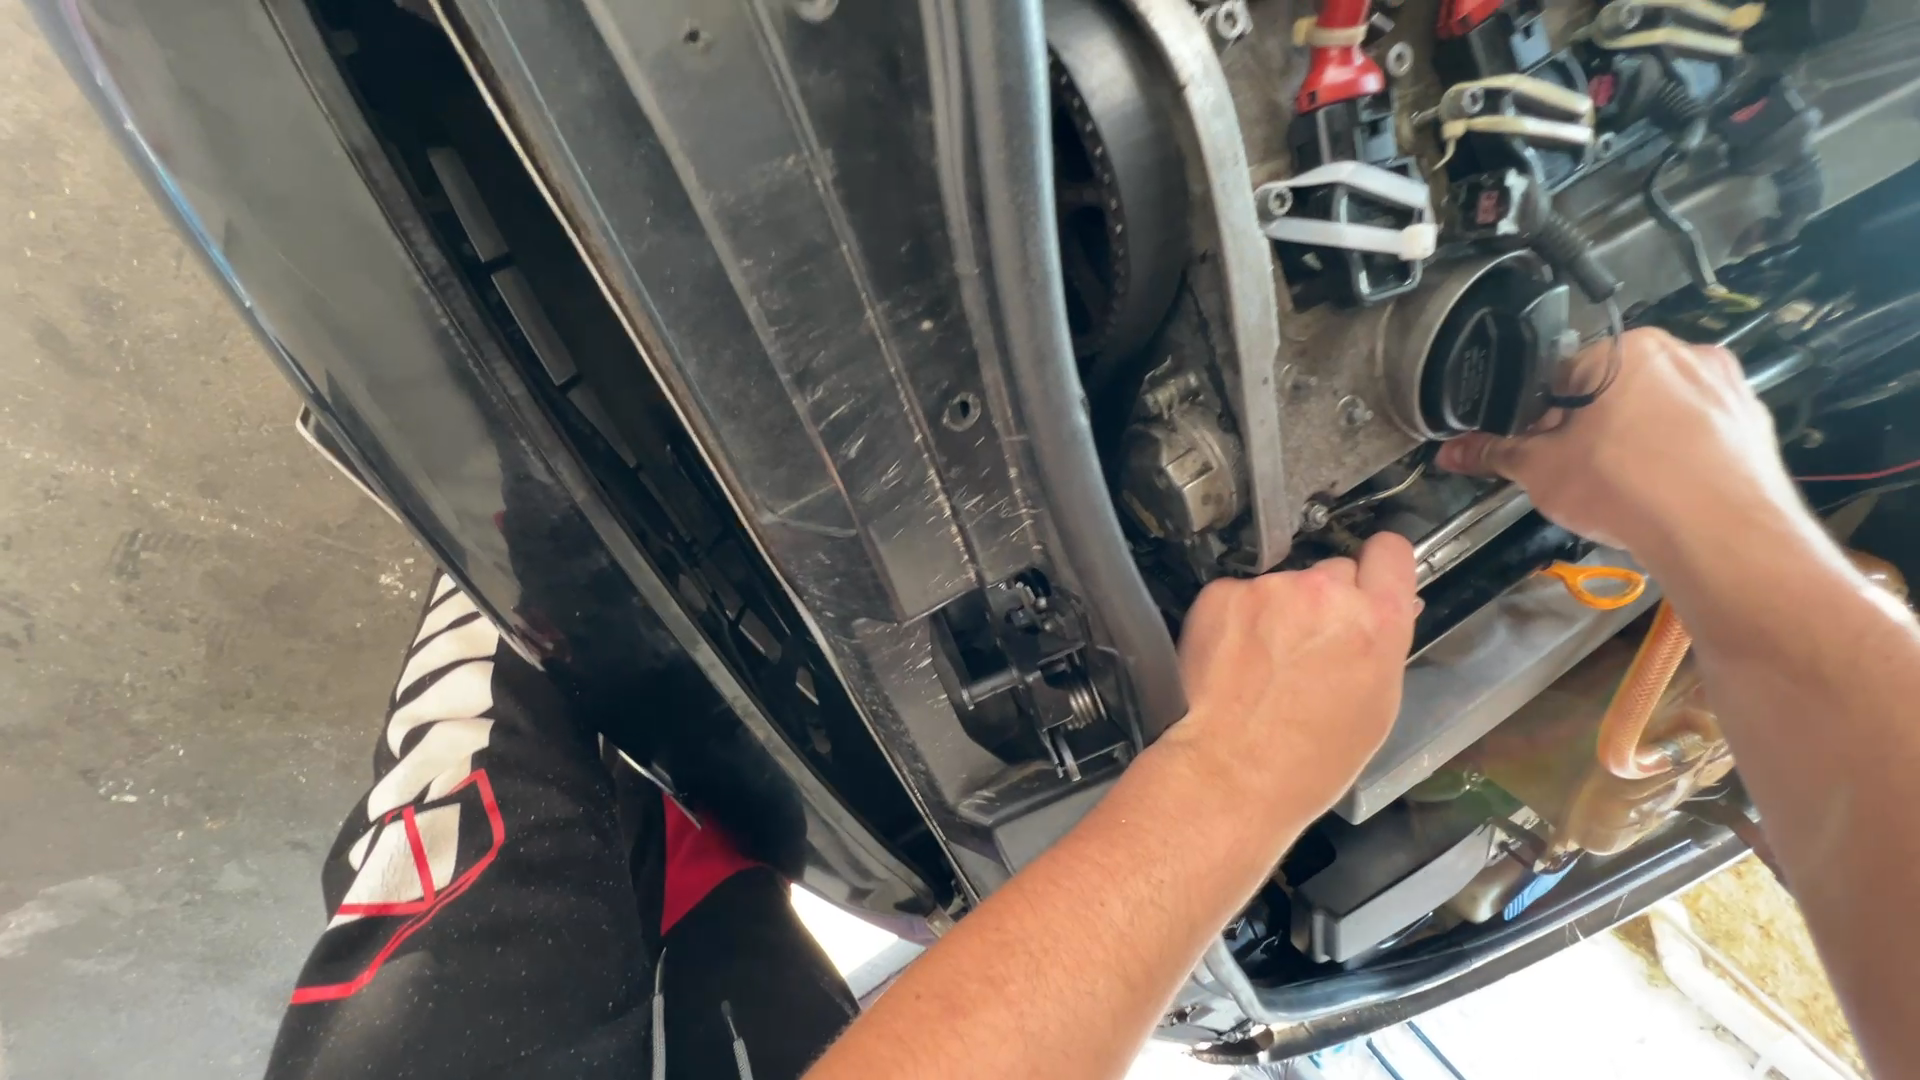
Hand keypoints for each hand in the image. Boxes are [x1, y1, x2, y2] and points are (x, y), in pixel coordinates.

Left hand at [1165, 533, 1418, 822]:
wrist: (1231, 769)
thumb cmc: (1308, 758)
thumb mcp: (1376, 704)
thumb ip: (1378, 644)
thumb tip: (1374, 616)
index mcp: (1376, 620)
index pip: (1391, 552)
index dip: (1379, 563)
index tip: (1371, 571)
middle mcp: (1323, 593)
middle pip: (1331, 573)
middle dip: (1323, 601)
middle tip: (1306, 644)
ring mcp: (1267, 590)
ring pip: (1280, 587)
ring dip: (1275, 611)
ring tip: (1262, 663)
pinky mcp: (1221, 595)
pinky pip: (1236, 595)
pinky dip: (1234, 618)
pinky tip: (1232, 658)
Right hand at [1435, 328, 1800, 556]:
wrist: (1720, 533)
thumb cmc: (1621, 485)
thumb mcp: (1537, 469)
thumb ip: (1492, 453)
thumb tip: (1449, 452)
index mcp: (1624, 350)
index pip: (1558, 378)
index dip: (1538, 418)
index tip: (1536, 449)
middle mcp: (1682, 353)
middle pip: (1609, 389)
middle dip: (1586, 425)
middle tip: (1572, 467)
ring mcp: (1727, 385)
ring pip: (1653, 407)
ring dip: (1628, 437)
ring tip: (1616, 482)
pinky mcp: (1755, 419)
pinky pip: (1694, 428)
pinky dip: (1671, 450)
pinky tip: (1657, 486)